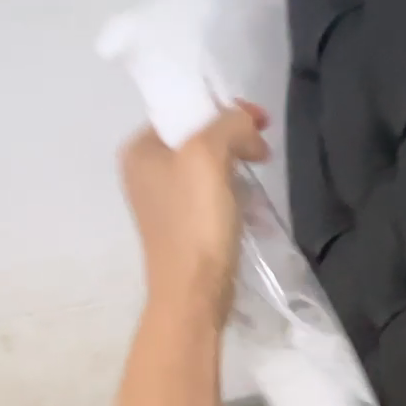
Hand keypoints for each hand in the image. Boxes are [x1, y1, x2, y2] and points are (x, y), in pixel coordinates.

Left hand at [121, 102, 270, 322]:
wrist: (194, 296)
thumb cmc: (196, 225)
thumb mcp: (208, 157)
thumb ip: (228, 125)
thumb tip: (248, 125)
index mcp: (140, 150)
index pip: (184, 110)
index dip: (224, 109)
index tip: (261, 122)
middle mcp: (146, 175)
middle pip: (199, 141)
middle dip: (236, 145)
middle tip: (265, 155)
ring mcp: (165, 207)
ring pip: (210, 174)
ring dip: (240, 177)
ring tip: (261, 192)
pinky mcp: (185, 234)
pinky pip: (215, 203)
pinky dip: (237, 204)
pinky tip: (255, 218)